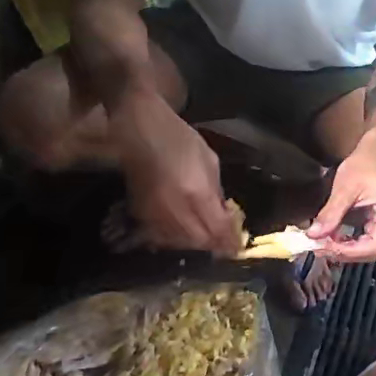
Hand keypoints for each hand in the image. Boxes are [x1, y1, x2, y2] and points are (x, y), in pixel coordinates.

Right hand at [112, 92, 241, 251]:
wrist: (139, 127)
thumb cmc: (179, 138)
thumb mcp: (210, 161)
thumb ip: (216, 192)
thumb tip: (224, 215)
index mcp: (195, 191)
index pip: (216, 226)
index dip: (228, 241)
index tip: (237, 249)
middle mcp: (173, 205)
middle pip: (197, 239)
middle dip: (213, 244)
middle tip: (225, 245)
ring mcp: (153, 209)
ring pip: (178, 240)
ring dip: (196, 243)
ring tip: (209, 240)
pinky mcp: (138, 209)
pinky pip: (159, 234)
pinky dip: (175, 238)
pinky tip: (186, 234)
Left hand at [307, 132, 375, 262]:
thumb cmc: (363, 165)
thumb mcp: (344, 188)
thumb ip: (330, 214)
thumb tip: (313, 236)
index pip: (374, 246)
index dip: (349, 252)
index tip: (324, 247)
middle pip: (374, 250)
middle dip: (346, 252)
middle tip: (319, 247)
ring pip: (372, 248)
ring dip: (348, 249)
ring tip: (324, 243)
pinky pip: (371, 240)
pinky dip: (353, 242)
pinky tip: (336, 237)